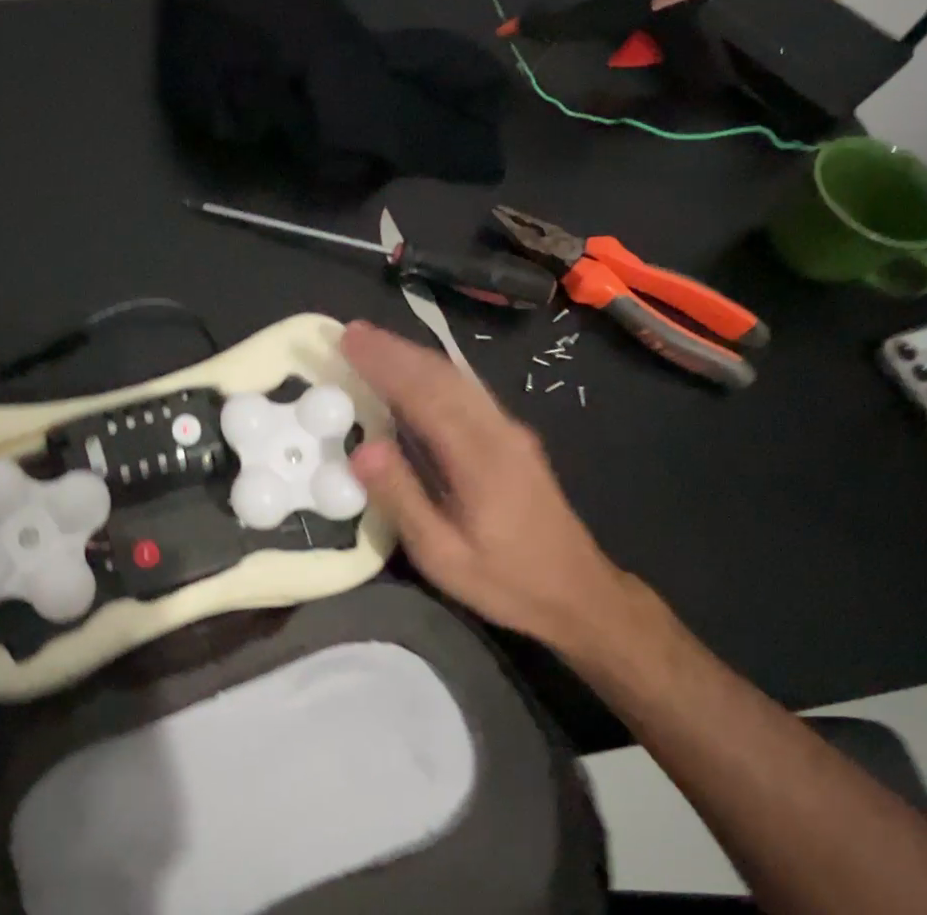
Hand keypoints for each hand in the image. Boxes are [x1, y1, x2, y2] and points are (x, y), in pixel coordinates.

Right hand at [341, 322, 635, 650]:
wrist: (579, 594)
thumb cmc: (506, 581)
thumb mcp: (442, 555)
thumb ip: (402, 499)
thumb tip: (361, 449)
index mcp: (479, 457)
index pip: (424, 394)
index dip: (384, 363)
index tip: (347, 340)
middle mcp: (498, 431)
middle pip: (442, 376)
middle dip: (395, 350)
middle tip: (351, 333)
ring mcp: (510, 432)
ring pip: (458, 379)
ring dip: (414, 357)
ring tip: (374, 344)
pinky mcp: (514, 440)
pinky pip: (468, 392)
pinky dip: (434, 374)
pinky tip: (416, 375)